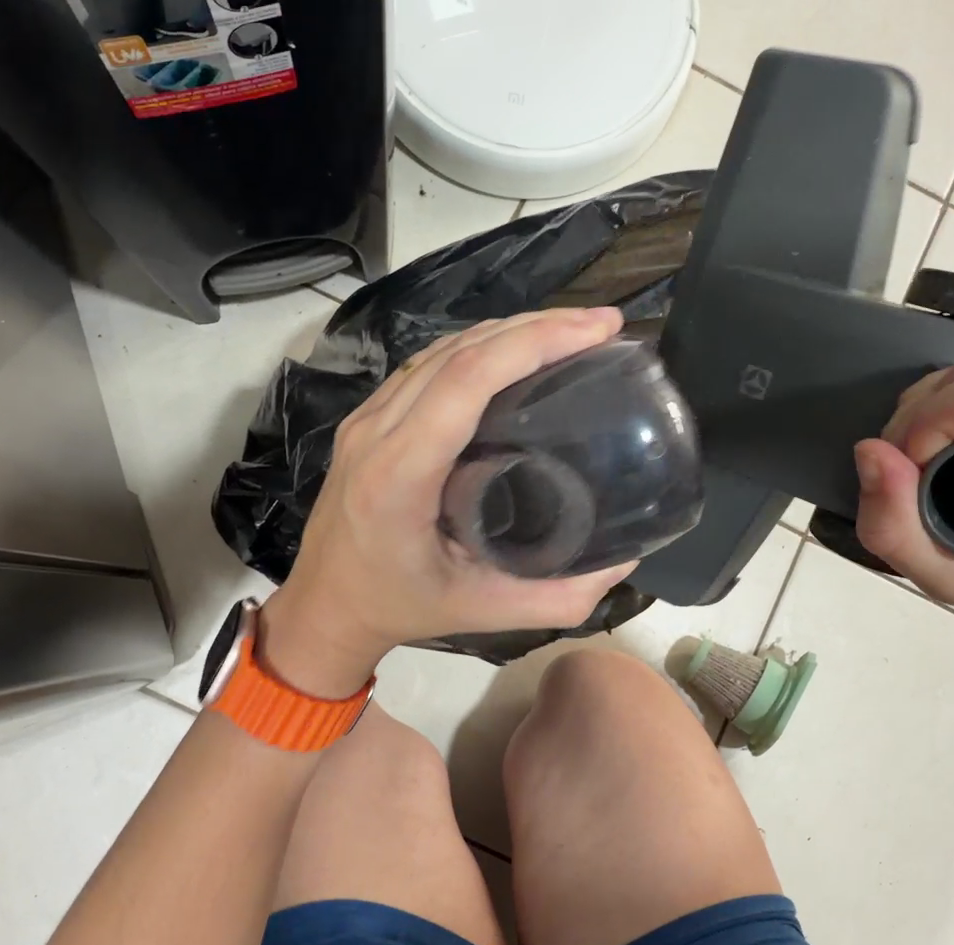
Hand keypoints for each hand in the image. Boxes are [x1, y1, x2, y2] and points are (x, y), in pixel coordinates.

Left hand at [262, 309, 637, 689]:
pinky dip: (478, 347)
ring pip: (439, 349)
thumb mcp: (484, 611)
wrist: (327, 604)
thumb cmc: (402, 607)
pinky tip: (516, 350)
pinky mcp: (366, 418)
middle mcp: (376, 433)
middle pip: (458, 351)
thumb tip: (627, 560)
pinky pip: (425, 365)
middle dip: (535, 325)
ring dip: (507, 329)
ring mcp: (366, 419)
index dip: (533, 341)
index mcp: (400, 475)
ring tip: (569, 330)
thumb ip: (559, 597)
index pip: (467, 380)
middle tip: (600, 324)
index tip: (597, 331)